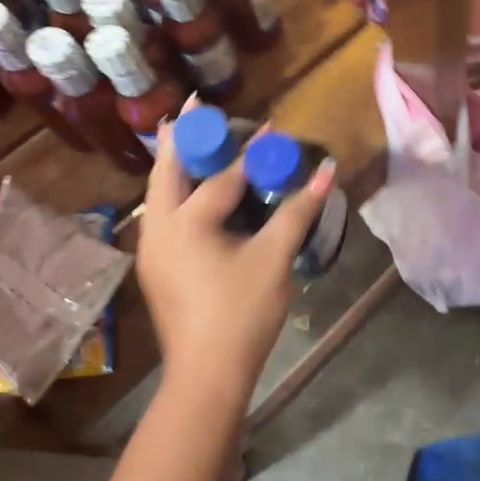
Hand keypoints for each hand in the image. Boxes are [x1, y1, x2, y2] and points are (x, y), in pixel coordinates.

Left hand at [137, 118, 336, 395]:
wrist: (207, 375)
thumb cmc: (241, 313)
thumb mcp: (274, 258)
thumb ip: (297, 210)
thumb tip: (327, 170)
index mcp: (185, 222)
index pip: (222, 176)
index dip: (252, 152)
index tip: (273, 128)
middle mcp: (158, 228)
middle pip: (168, 168)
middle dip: (185, 136)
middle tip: (196, 105)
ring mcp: (152, 249)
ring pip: (160, 192)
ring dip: (179, 163)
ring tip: (194, 136)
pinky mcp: (157, 266)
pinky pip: (164, 213)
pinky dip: (179, 191)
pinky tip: (198, 190)